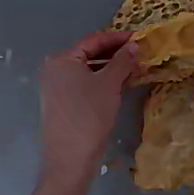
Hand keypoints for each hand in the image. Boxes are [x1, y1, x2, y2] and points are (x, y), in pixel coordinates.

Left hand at [38, 30, 136, 185]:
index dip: (117, 38)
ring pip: (87, 71)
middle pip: (88, 54)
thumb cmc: (89, 114)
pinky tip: (119, 84)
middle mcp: (53, 70)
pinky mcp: (60, 103)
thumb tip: (134, 45)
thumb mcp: (109, 84)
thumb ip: (122, 61)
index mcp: (61, 59)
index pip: (93, 40)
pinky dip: (101, 82)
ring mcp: (55, 88)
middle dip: (114, 54)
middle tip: (139, 53)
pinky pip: (83, 85)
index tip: (139, 37)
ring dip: (109, 69)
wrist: (70, 157)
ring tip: (134, 68)